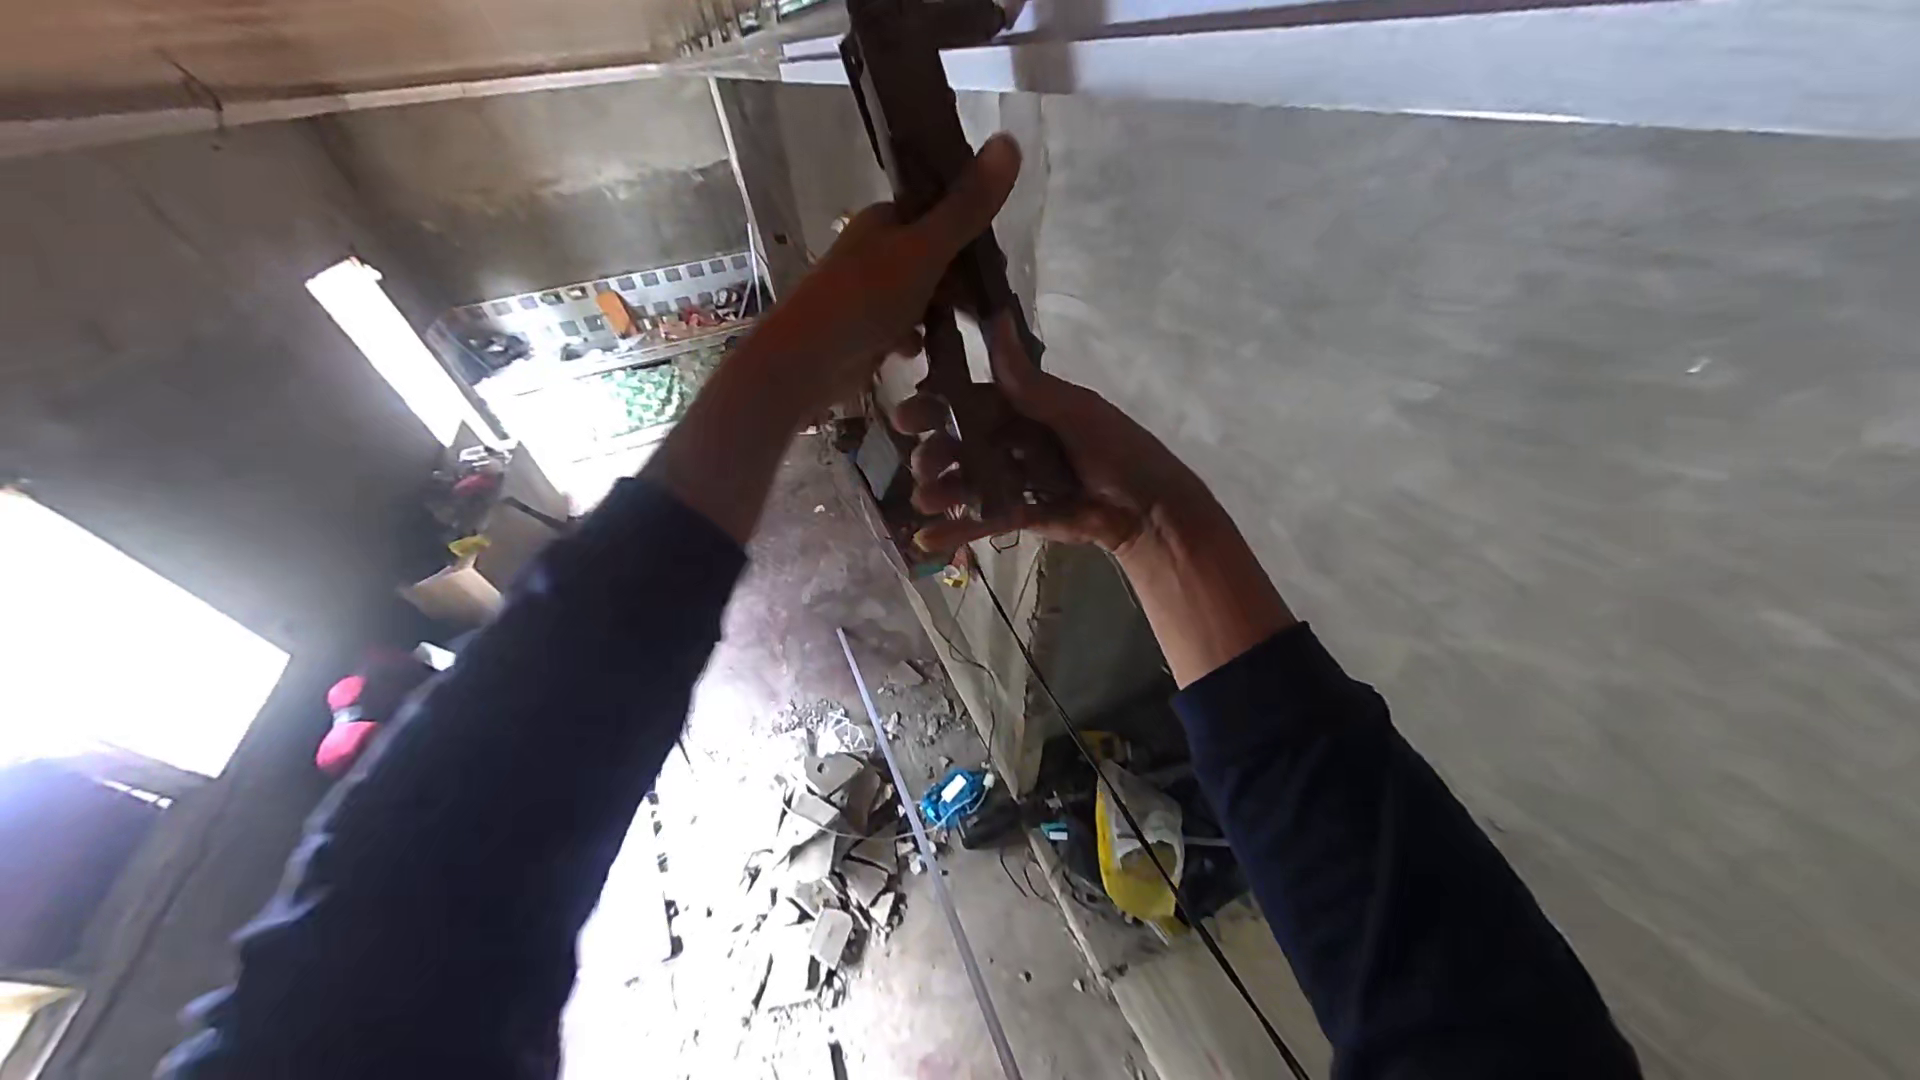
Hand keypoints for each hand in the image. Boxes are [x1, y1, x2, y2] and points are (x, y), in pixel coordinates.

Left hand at [744, 133, 1022, 417]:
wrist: (811, 359)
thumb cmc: (866, 297)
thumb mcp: (925, 249)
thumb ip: (967, 207)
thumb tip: (1011, 141)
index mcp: (886, 220)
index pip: (939, 215)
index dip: (970, 235)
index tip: (996, 264)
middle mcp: (876, 251)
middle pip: (933, 259)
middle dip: (958, 281)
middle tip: (987, 306)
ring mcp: (870, 294)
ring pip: (921, 298)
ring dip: (940, 313)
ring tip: (966, 331)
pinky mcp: (866, 332)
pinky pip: (903, 331)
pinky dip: (915, 340)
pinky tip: (923, 350)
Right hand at [894, 314, 1208, 556]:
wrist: (1146, 508)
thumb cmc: (1116, 448)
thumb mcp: (1074, 411)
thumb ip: (1028, 381)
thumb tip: (996, 318)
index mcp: (1020, 408)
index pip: (967, 401)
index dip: (936, 405)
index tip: (910, 414)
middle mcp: (1008, 441)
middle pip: (959, 443)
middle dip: (934, 452)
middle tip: (922, 463)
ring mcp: (1010, 480)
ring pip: (965, 482)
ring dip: (941, 491)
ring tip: (926, 500)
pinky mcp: (1016, 514)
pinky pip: (982, 519)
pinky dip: (957, 529)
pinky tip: (926, 539)